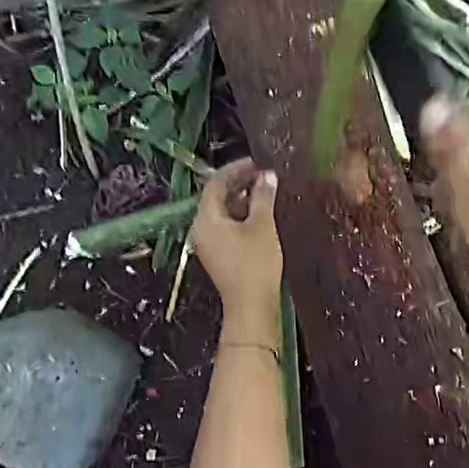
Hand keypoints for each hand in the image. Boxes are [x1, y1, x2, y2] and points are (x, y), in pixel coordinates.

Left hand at [193, 159, 282, 329]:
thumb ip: (263, 197)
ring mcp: (208, 242)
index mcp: (206, 218)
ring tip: (265, 190)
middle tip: (263, 174)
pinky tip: (260, 212)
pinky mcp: (218, 253)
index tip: (258, 162)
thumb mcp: (262, 225)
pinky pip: (226, 225)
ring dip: (242, 198)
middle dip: (240, 182)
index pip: (216, 182)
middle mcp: (201, 228)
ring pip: (222, 211)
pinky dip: (241, 214)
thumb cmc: (255, 263)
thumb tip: (267, 176)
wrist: (251, 305)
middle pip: (217, 196)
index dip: (237, 169)